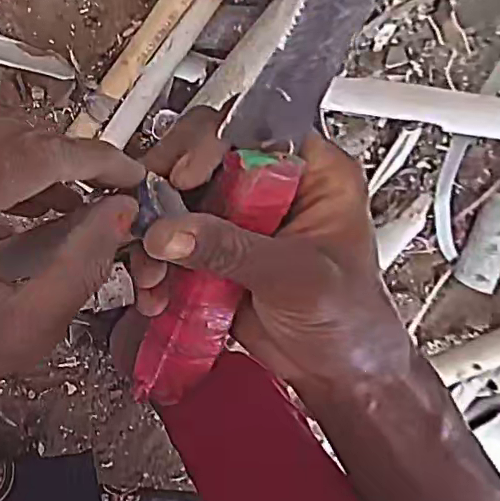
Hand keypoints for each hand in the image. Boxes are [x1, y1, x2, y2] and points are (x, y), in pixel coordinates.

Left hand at [0, 121, 141, 462]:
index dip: (94, 160)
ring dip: (36, 161)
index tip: (130, 175)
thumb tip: (118, 214)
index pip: (34, 157)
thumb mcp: (24, 328)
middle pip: (10, 137)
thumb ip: (80, 264)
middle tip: (109, 186)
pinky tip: (30, 202)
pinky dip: (0, 170)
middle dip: (69, 156)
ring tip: (77, 198)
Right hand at [128, 108, 413, 390]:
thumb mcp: (298, 278)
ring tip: (154, 273)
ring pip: (170, 199)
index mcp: (307, 172)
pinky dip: (150, 262)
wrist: (334, 373)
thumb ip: (233, 250)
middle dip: (165, 190)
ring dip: (151, 233)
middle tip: (153, 218)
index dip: (209, 143)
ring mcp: (229, 217)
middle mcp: (262, 186)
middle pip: (195, 155)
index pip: (248, 128)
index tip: (185, 177)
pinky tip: (157, 289)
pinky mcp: (204, 248)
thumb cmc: (349, 320)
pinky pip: (163, 239)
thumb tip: (170, 232)